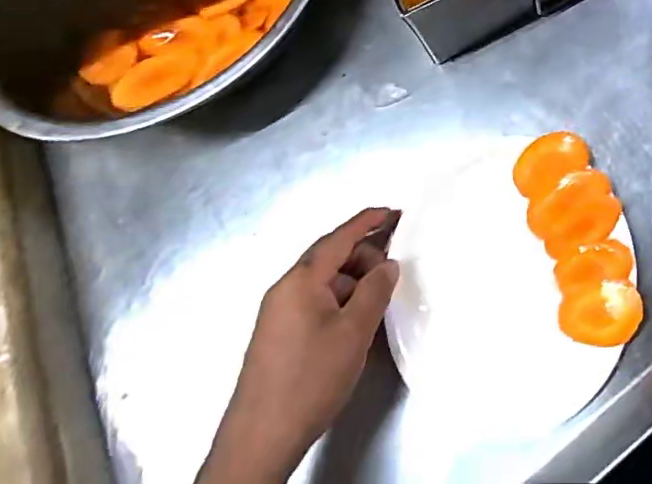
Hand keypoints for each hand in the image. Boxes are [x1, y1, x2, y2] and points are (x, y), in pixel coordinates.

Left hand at [198, 208, 400, 483]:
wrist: (259, 439)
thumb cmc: (310, 378)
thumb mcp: (354, 333)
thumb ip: (375, 291)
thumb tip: (387, 265)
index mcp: (300, 280)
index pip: (338, 238)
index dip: (366, 221)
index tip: (391, 211)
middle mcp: (285, 288)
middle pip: (329, 257)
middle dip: (363, 256)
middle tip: (392, 270)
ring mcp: (277, 313)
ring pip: (322, 282)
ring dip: (352, 281)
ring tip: (377, 300)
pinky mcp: (277, 336)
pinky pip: (314, 301)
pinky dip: (339, 300)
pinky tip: (354, 321)